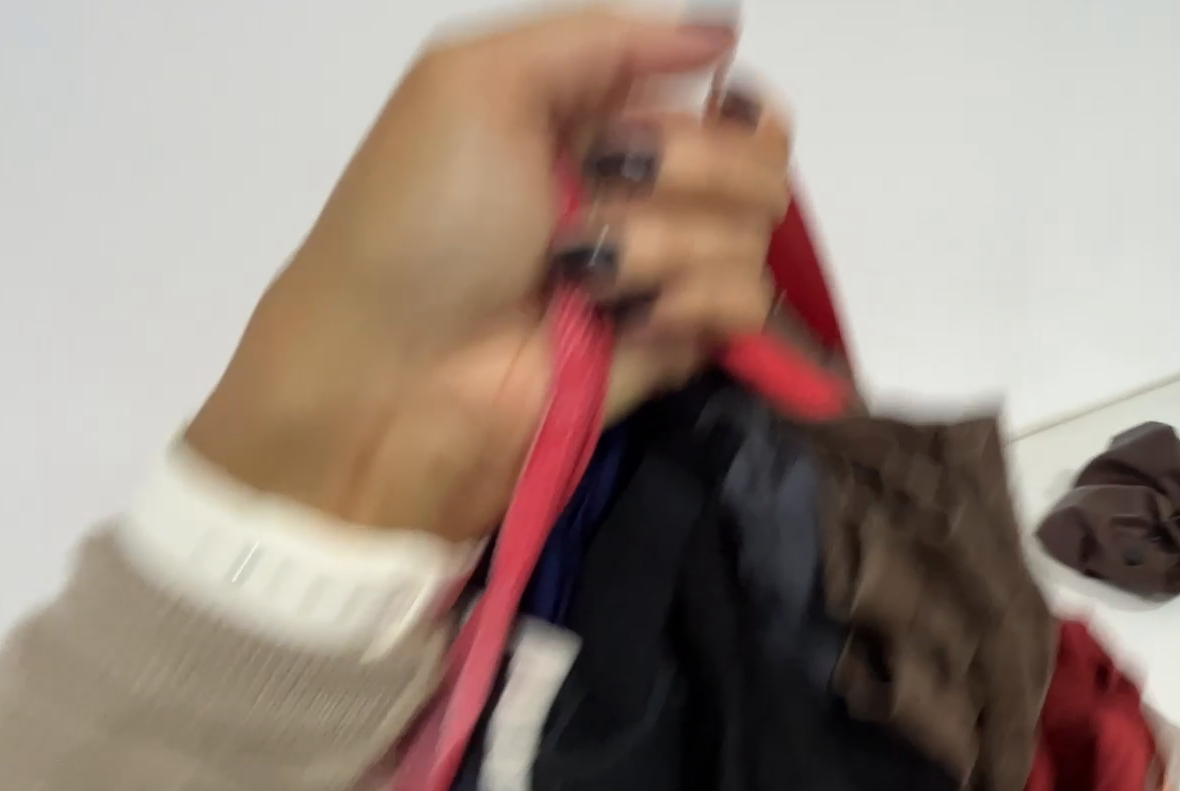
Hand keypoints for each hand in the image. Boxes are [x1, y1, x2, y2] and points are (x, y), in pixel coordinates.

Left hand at [185, 7, 790, 540]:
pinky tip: (631, 322)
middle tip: (611, 184)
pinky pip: (748, 306)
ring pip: (753, 238)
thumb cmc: (428, 217)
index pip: (738, 103)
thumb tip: (726, 27)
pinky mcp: (694, 341)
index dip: (731, 109)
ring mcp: (684, 273)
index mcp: (619, 121)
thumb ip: (603, 39)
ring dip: (664, 249)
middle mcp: (664, 194)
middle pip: (765, 166)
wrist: (414, 368)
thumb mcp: (481, 81)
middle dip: (692, 172)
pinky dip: (691, 306)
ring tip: (588, 277)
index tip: (695, 114)